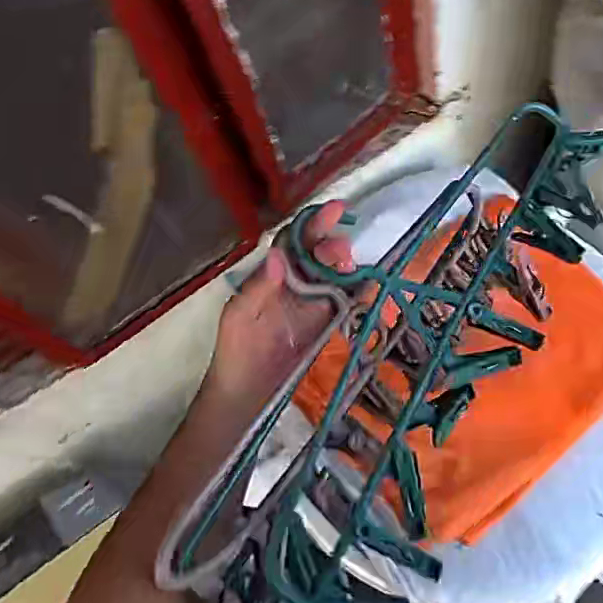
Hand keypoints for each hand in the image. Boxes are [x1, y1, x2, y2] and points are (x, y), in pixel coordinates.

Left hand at [197, 202, 356, 416]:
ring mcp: (313, 303)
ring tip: (350, 267)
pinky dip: (359, 293)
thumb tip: (278, 254)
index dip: (313, 223)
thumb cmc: (236, 350)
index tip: (336, 209)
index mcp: (271, 274)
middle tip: (342, 250)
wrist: (246, 393)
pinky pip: (346, 302)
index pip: (294, 241)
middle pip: (318, 254)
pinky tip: (367, 289)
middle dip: (332, 245)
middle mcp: (295, 283)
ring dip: (346, 266)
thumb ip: (259, 286)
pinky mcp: (327, 324)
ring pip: (335, 275)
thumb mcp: (240, 316)